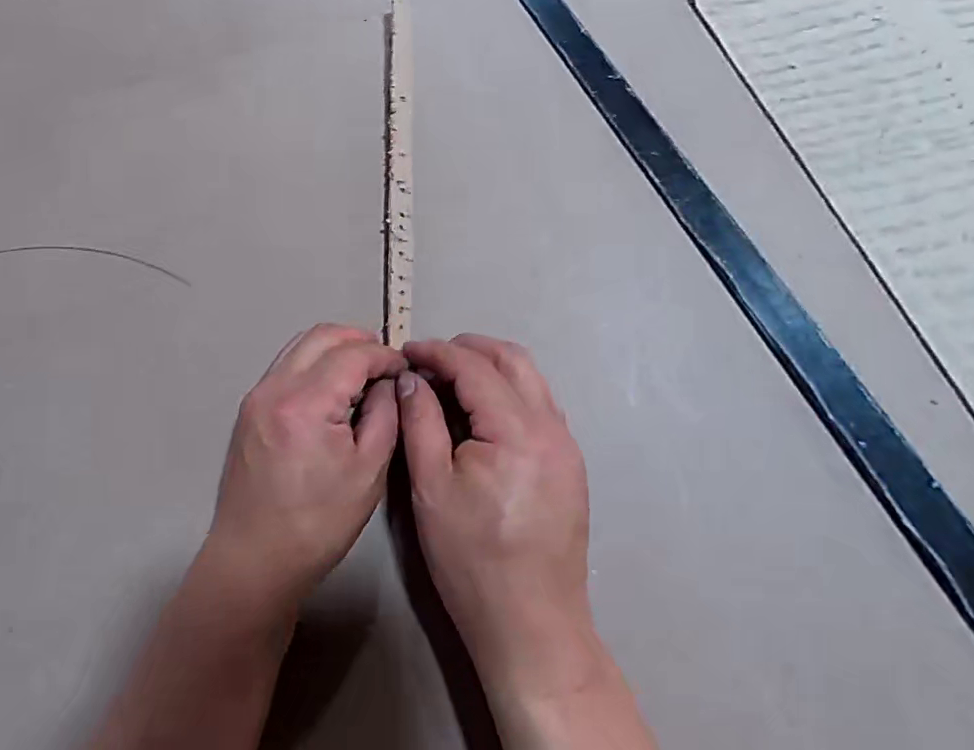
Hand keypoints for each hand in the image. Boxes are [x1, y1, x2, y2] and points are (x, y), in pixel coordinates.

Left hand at [201, 323, 405, 610]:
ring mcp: (256, 395)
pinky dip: (312, 363)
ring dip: (333, 347)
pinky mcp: (249, 407)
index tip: (404, 366)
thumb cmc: (318, 523)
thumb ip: (384, 414)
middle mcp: (274, 387)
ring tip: (362, 370)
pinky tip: (332, 387)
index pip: (351, 354)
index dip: (384, 354)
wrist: (255, 556)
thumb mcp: (368, 472)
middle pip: (320, 335)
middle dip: (358, 340)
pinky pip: (285, 366)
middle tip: (385, 361)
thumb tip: (389, 381)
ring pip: (299, 345)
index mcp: (304, 403)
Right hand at [398, 335, 598, 706]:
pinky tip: (477, 413)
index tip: (404, 352)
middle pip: (512, 360)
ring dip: (489, 368)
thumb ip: (419, 420)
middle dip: (466, 349)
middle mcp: (552, 429)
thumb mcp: (430, 485)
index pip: (474, 367)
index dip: (435, 353)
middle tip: (427, 361)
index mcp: (517, 431)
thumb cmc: (471, 557)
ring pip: (530, 380)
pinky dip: (507, 393)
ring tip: (447, 382)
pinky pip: (539, 406)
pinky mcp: (569, 465)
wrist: (530, 623)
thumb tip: (409, 378)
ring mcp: (566, 447)